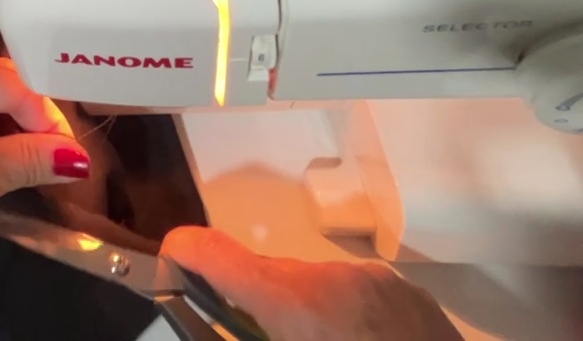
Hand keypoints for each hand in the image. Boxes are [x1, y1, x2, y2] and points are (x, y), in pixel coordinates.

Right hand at [161, 227, 464, 340]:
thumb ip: (247, 335)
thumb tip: (227, 319)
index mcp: (296, 302)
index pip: (210, 251)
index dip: (180, 254)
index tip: (168, 270)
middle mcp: (331, 276)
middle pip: (266, 276)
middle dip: (260, 310)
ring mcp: (378, 282)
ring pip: (314, 286)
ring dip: (309, 317)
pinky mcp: (414, 296)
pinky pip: (357, 295)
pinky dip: (348, 320)